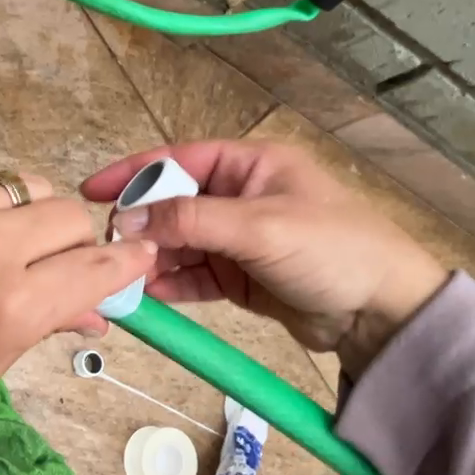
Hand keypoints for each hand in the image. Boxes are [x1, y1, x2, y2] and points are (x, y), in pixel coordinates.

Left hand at [0, 150, 156, 453]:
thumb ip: (54, 320)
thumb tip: (99, 309)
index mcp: (20, 303)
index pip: (100, 265)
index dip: (125, 263)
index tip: (132, 258)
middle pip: (68, 215)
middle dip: (71, 241)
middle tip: (46, 260)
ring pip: (24, 184)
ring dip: (24, 212)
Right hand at [80, 140, 447, 378]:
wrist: (382, 312)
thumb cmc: (334, 250)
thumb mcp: (260, 227)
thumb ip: (190, 221)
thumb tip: (125, 220)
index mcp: (249, 166)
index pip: (177, 161)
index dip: (131, 173)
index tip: (91, 192)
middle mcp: (238, 197)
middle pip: (171, 206)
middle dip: (141, 227)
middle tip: (111, 250)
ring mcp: (236, 239)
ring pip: (177, 244)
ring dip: (152, 260)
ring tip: (127, 279)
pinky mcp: (236, 277)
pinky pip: (191, 276)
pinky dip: (170, 284)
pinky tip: (151, 296)